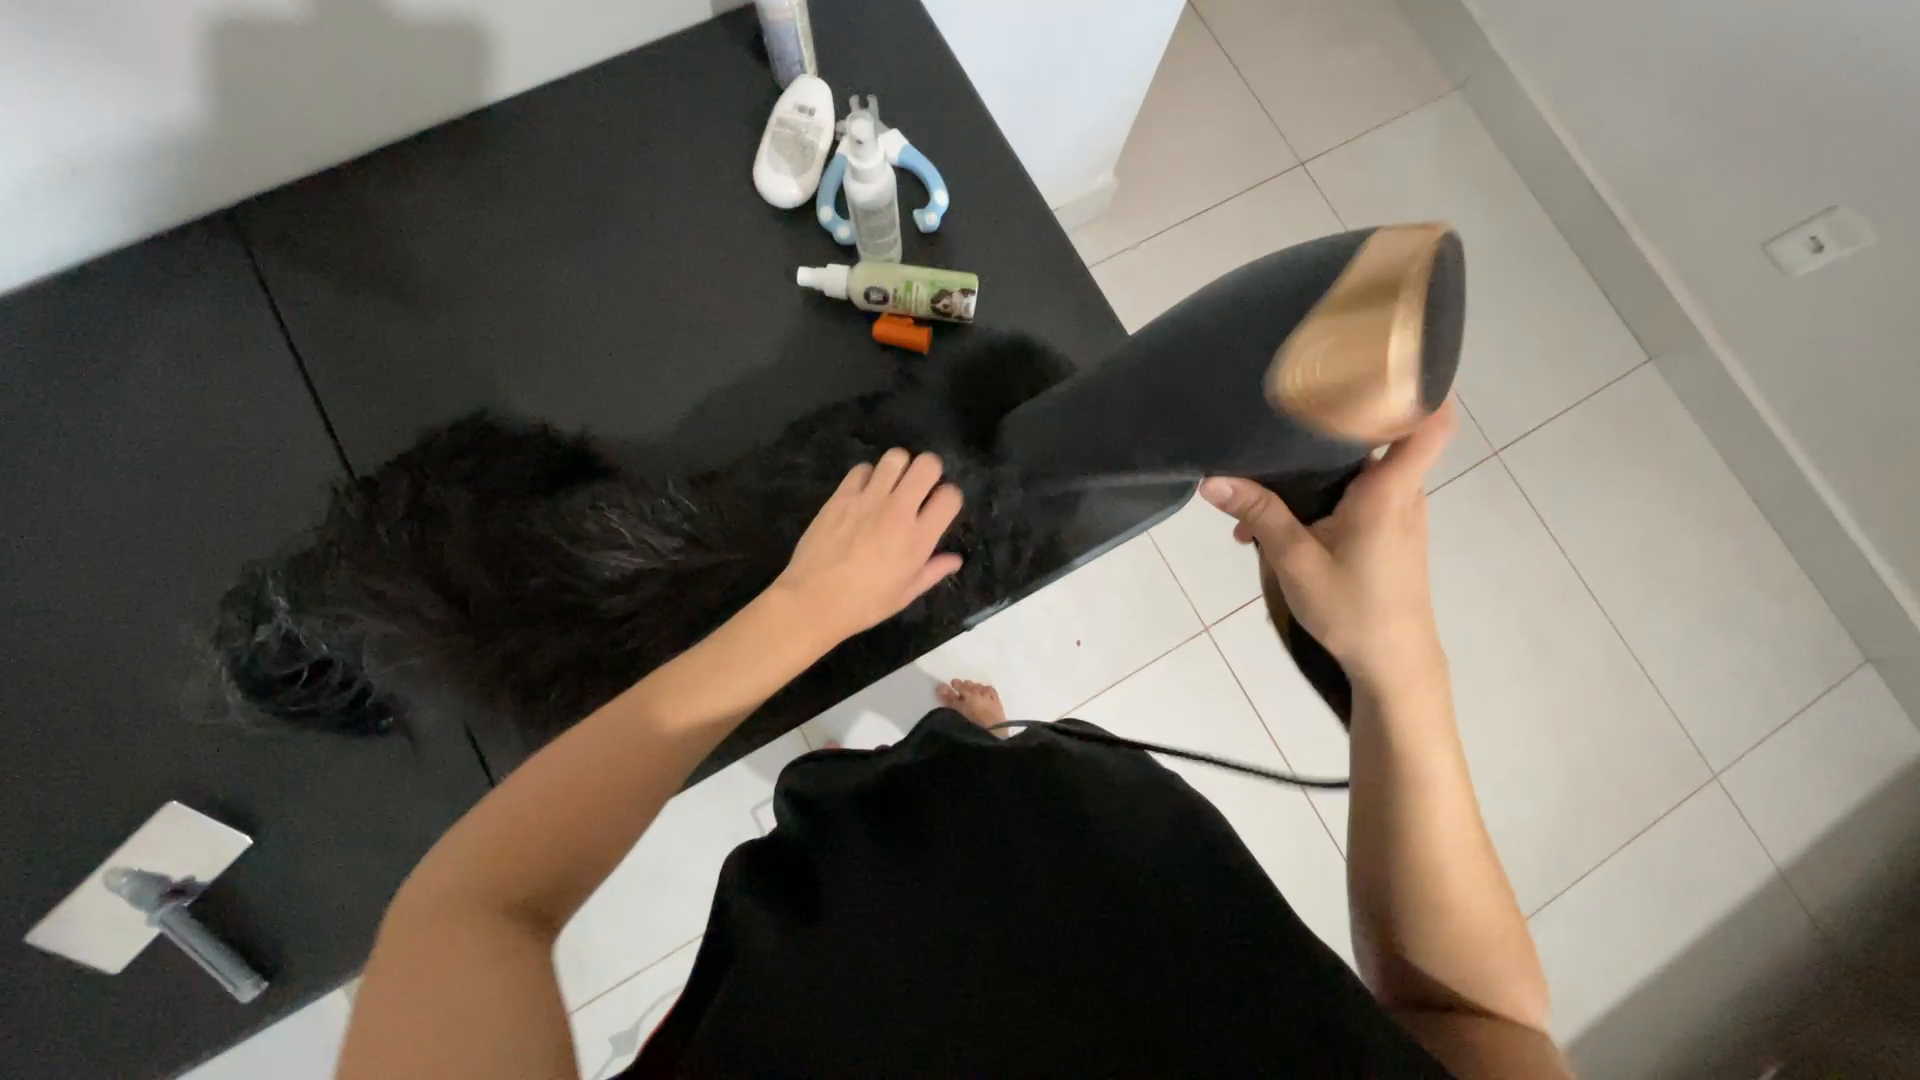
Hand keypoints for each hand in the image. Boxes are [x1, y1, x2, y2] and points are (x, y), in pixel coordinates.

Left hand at [772, 449, 964, 644]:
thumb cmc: (864, 603)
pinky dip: (868, 476)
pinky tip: (864, 493)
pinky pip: (862, 468)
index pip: (950, 496)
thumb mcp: (905, 594)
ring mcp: (868, 499)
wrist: (813, 599)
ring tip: (892, 485)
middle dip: (930, 471)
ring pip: (896, 457)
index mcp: (918, 538)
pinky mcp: (841, 496)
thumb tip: (955, 559)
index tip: (940, 507)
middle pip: (928, 464)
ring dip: (900, 467)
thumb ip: (933, 571)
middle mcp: (898, 510)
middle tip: (920, 487)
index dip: (950, 497)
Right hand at [1200, 403, 1456, 692]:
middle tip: (1270, 432)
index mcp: (1386, 491)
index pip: (1428, 424)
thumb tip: (1212, 480)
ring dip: (1305, 483)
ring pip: (1351, 476)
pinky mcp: (1386, 535)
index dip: (1425, 385)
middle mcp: (1398, 495)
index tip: (1399, 351)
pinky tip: (1271, 532)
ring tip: (1253, 507)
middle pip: (1371, 441)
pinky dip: (1314, 506)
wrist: (1392, 665)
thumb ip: (1260, 514)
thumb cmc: (1353, 609)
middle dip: (1317, 439)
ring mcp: (1395, 515)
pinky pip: (1350, 500)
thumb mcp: (1295, 560)